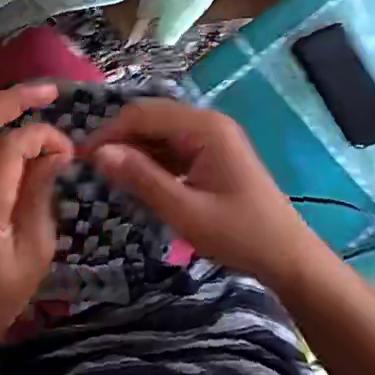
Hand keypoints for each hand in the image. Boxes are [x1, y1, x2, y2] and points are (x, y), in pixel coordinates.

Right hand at [82, 100, 326, 287]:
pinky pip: (169, 145)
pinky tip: (137, 179)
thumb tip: (98, 153)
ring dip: (132, 149)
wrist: (290, 260)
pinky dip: (149, 159)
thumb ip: (140, 178)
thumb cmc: (240, 235)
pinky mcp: (210, 153)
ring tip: (111, 175)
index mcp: (204, 128)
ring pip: (156, 131)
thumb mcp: (184, 210)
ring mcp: (210, 137)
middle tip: (93, 167)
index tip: (83, 157)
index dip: (109, 132)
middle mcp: (206, 123)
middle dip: (119, 139)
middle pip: (148, 117)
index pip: (141, 114)